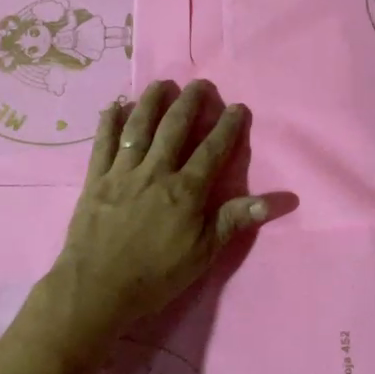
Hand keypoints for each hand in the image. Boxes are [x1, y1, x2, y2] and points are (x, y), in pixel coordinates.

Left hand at [40, 80, 278, 344]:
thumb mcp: (203, 253)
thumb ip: (235, 220)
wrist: (96, 289)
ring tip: (162, 83)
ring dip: (152, 102)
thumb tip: (279, 200)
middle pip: (175, 128)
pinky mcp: (95, 180)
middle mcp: (156, 172)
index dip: (228, 126)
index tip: (238, 107)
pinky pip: (102, 143)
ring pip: (139, 127)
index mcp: (186, 190)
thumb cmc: (155, 276)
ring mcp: (123, 173)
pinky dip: (109, 122)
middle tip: (201, 84)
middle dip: (191, 102)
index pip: (213, 149)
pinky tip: (114, 105)